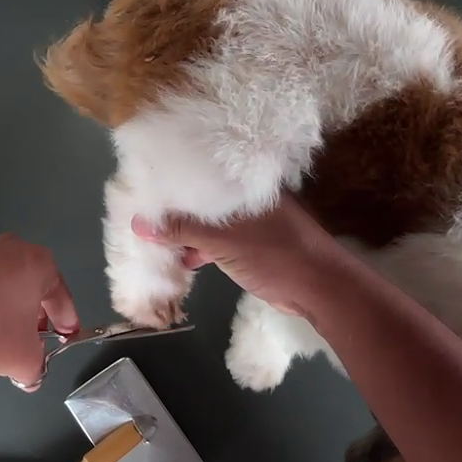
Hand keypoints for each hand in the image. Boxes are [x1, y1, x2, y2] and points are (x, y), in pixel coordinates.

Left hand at [0, 235, 80, 390]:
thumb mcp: (24, 358)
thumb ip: (38, 367)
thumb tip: (33, 373)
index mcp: (39, 263)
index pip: (62, 298)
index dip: (67, 322)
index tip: (66, 337)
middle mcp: (11, 247)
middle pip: (32, 285)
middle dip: (35, 314)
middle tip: (34, 339)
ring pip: (3, 281)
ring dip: (6, 305)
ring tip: (0, 333)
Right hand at [130, 196, 350, 321]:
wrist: (322, 289)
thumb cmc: (276, 254)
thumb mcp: (224, 241)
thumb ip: (182, 230)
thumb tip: (139, 223)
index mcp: (244, 184)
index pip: (200, 172)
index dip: (171, 180)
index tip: (142, 187)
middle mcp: (247, 197)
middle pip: (202, 198)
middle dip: (174, 210)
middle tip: (143, 217)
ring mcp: (251, 221)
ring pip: (209, 221)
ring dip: (186, 232)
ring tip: (156, 241)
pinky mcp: (252, 244)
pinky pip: (218, 240)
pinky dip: (201, 247)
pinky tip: (183, 259)